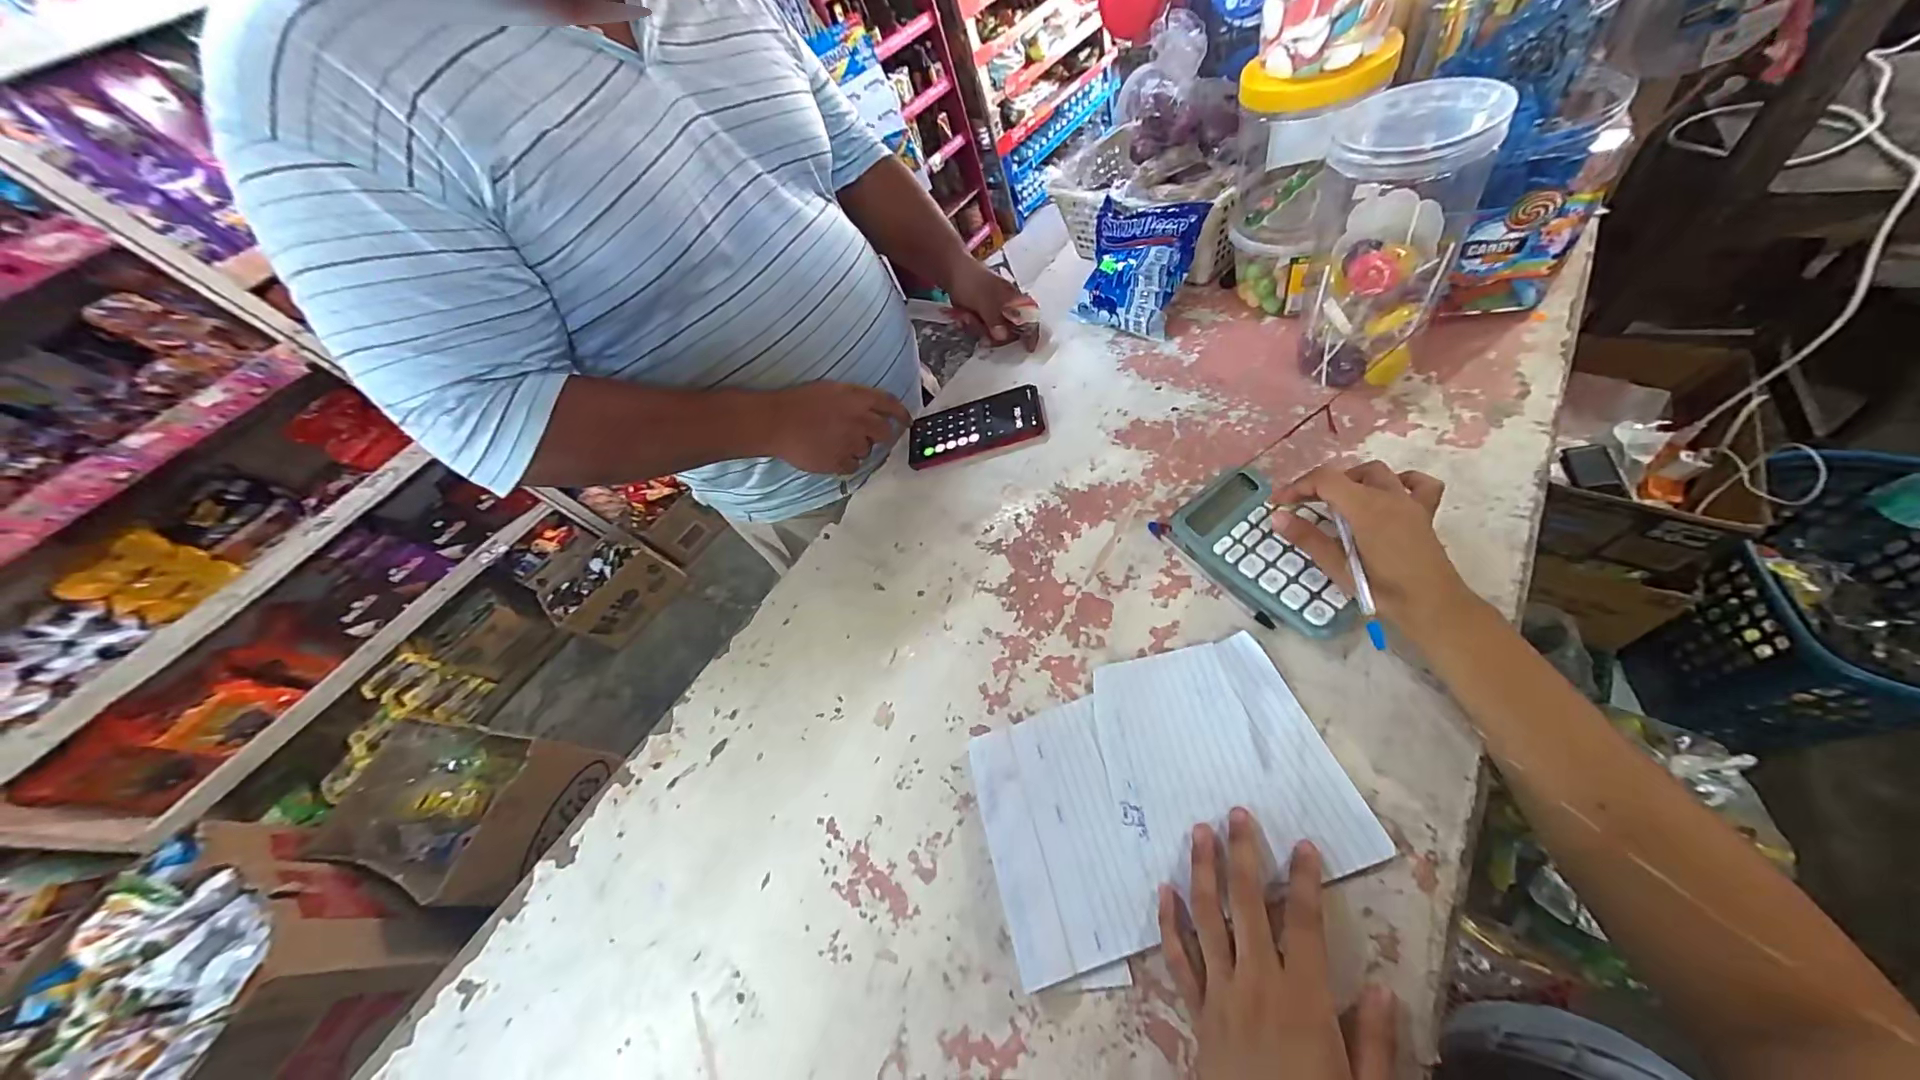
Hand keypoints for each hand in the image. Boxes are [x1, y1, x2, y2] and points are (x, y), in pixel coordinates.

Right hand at [757, 381, 909, 474]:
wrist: (776, 422)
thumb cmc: (799, 402)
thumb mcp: (832, 389)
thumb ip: (855, 399)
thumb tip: (870, 410)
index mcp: (859, 399)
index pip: (891, 405)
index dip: (902, 414)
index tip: (906, 421)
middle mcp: (861, 421)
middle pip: (885, 433)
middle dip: (878, 435)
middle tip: (864, 435)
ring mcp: (852, 443)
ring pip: (868, 451)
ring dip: (858, 448)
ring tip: (836, 441)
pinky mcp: (840, 462)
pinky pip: (853, 466)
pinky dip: (846, 462)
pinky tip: (831, 454)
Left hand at [942, 260, 1038, 349]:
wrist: (951, 271)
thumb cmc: (971, 280)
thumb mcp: (984, 298)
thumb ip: (994, 317)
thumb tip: (1003, 335)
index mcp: (1017, 302)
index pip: (1031, 322)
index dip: (1032, 336)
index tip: (1028, 349)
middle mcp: (1010, 311)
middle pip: (1009, 336)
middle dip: (990, 333)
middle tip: (974, 320)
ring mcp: (996, 317)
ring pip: (992, 336)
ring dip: (976, 328)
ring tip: (965, 315)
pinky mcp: (984, 321)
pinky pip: (980, 333)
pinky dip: (970, 327)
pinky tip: (962, 316)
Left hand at [1159, 810, 1395, 1079]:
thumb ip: (1374, 1041)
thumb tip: (1383, 988)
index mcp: (1304, 999)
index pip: (1306, 924)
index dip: (1305, 880)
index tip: (1303, 842)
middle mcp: (1257, 982)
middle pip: (1248, 905)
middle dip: (1243, 856)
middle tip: (1236, 813)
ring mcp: (1220, 992)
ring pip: (1207, 918)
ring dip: (1202, 872)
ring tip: (1198, 833)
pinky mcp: (1196, 1010)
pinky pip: (1179, 958)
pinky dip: (1169, 922)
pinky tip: (1162, 891)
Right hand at [1272, 461, 1475, 638]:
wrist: (1432, 606)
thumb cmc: (1382, 590)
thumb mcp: (1337, 566)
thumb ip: (1307, 538)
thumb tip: (1277, 518)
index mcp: (1365, 507)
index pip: (1324, 480)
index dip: (1296, 487)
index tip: (1278, 504)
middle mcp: (1389, 496)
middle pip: (1346, 474)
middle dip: (1317, 485)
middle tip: (1299, 506)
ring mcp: (1409, 502)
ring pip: (1376, 473)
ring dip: (1350, 480)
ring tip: (1336, 500)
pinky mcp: (1423, 513)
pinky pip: (1416, 484)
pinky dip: (1398, 481)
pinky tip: (1385, 495)